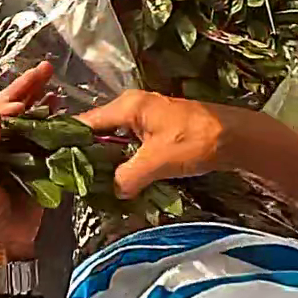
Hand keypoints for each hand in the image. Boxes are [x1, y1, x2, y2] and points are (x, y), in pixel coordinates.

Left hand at [0, 62, 55, 264]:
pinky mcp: (41, 163)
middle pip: (13, 108)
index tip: (17, 106)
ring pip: (31, 118)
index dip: (6, 104)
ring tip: (51, 80)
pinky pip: (48, 138)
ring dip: (40, 98)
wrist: (4, 246)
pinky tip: (61, 108)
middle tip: (43, 69)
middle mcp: (1, 142)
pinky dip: (55, 122)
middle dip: (26, 87)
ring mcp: (22, 151)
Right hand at [77, 90, 232, 196]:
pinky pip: (130, 140)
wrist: (240, 138)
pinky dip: (123, 156)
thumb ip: (128, 177)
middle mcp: (131, 106)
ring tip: (94, 178)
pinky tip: (121, 174)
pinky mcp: (157, 126)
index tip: (58, 161)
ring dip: (107, 156)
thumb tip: (113, 191)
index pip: (85, 121)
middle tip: (75, 175)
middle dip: (88, 151)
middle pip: (98, 128)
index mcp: (126, 106)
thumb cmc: (195, 142)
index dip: (70, 140)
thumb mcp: (157, 163)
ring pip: (114, 136)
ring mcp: (145, 115)